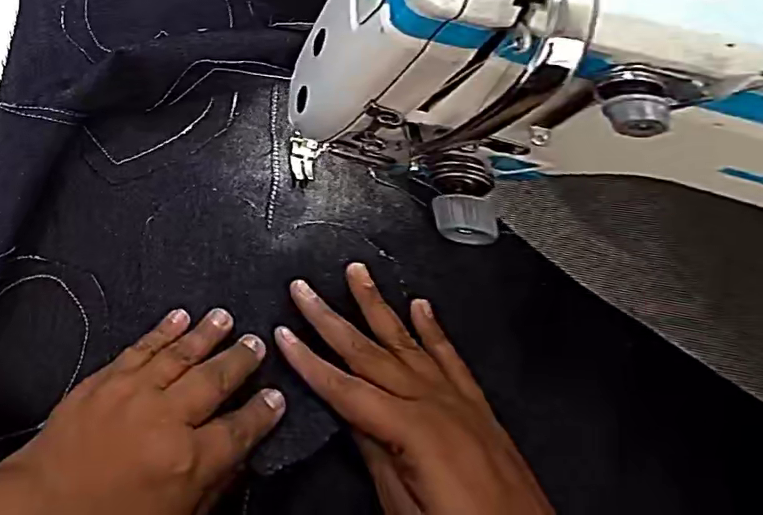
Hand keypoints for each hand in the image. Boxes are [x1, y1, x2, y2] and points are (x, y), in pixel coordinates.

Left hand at [0, 307, 284, 514]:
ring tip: (225, 317)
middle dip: (239, 361)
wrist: (42, 509)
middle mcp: (166, 419)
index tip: (276, 396)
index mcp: (186, 462)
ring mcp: (135, 391)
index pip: (237, 431)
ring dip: (206, 333)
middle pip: (214, 381)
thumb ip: (207, 490)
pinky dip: (163, 329)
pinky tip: (179, 316)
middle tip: (257, 343)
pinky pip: (142, 346)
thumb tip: (234, 460)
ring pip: (180, 353)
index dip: (261, 414)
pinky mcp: (107, 376)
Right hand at [275, 264, 552, 514]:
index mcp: (411, 430)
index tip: (283, 333)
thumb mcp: (404, 511)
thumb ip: (376, 457)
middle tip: (303, 288)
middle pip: (368, 351)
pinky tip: (420, 304)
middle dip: (329, 317)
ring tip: (356, 272)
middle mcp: (433, 403)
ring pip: (406, 340)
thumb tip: (348, 414)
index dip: (309, 360)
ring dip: (376, 304)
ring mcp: (458, 400)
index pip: (344, 387)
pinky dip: (433, 328)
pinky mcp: (479, 408)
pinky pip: (450, 357)